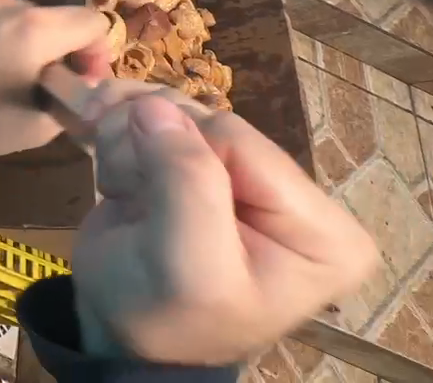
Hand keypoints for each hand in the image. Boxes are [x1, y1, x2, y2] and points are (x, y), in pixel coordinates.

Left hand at [0, 0, 110, 155]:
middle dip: (55, 51)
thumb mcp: (34, 128)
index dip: (97, 53)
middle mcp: (6, 3)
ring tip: (0, 77)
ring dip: (19, 43)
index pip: (92, 22)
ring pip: (14, 18)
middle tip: (39, 87)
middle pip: (51, 20)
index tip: (80, 83)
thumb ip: (69, 107)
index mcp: (35, 27)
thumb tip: (75, 95)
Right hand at [72, 94, 378, 364]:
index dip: (179, 153)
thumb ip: (185, 183)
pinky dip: (116, 127)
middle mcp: (289, 194)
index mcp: (320, 229)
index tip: (146, 193)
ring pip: (170, 107)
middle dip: (146, 140)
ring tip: (118, 184)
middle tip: (124, 188)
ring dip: (125, 134)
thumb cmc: (163, 311)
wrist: (117, 325)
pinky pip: (150, 111)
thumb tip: (154, 106)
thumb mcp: (185, 263)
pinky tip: (112, 168)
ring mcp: (239, 174)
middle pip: (202, 118)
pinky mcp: (196, 162)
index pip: (238, 140)